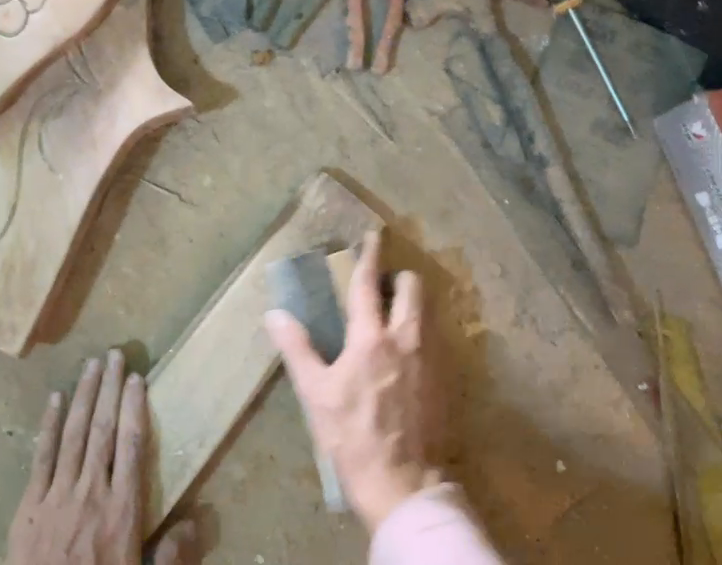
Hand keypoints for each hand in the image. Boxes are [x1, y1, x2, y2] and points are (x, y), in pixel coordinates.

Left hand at [5, 349, 197, 564]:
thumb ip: (172, 556)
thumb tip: (197, 521)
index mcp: (123, 510)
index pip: (132, 445)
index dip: (135, 408)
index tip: (137, 378)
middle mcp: (92, 493)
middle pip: (103, 430)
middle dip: (109, 389)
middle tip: (114, 354)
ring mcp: (56, 497)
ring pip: (73, 435)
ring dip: (83, 396)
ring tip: (90, 365)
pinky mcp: (28, 508)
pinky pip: (40, 457)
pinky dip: (48, 425)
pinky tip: (54, 400)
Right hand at [264, 231, 439, 531]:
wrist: (405, 485)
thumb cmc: (353, 439)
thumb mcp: (316, 396)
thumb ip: (297, 350)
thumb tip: (275, 315)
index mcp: (371, 338)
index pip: (369, 283)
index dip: (369, 255)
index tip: (372, 235)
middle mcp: (407, 338)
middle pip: (412, 288)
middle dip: (399, 278)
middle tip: (384, 284)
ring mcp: (432, 359)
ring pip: (428, 312)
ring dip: (413, 304)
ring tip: (396, 315)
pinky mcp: (446, 380)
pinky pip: (438, 340)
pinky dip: (424, 333)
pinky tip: (411, 354)